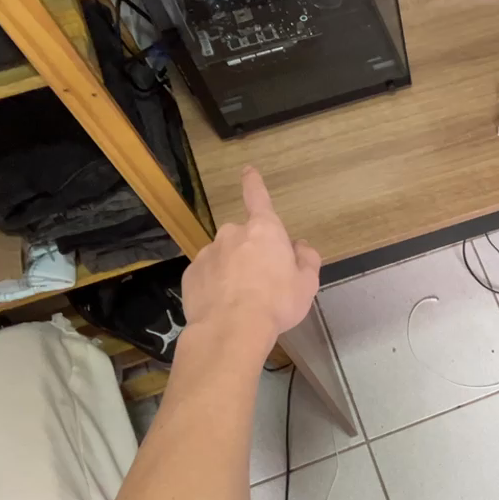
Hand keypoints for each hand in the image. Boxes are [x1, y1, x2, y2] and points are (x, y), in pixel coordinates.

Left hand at [180, 167, 319, 356]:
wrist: (232, 328)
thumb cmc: (277, 302)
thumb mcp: (307, 284)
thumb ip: (307, 260)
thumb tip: (300, 246)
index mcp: (264, 231)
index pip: (258, 199)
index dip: (254, 184)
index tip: (248, 171)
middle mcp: (233, 235)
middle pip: (245, 238)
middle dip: (253, 252)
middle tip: (265, 281)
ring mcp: (208, 253)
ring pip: (225, 257)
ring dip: (234, 270)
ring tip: (245, 299)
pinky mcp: (191, 274)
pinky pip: (209, 275)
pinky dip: (217, 286)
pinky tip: (226, 306)